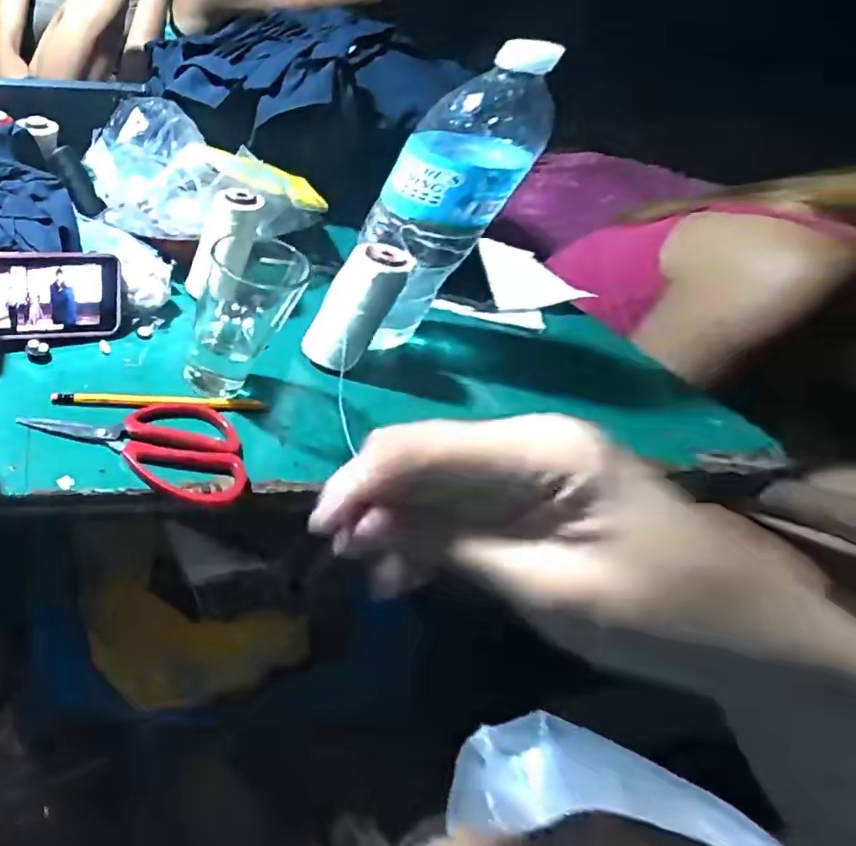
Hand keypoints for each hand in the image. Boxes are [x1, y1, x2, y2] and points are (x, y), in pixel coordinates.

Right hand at [310, 416, 829, 679]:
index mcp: (537, 447)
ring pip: (415, 479)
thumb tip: (358, 528)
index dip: (357, 482)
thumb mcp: (547, 587)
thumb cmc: (667, 612)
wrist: (762, 642)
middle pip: (407, 456)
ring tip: (365, 569)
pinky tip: (398, 572)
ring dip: (384, 521)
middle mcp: (516, 440)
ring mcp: (513, 464)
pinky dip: (413, 534)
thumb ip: (444, 545)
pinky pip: (440, 502)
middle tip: (337, 549)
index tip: (320, 526)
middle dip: (364, 501)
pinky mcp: (511, 491)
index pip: (414, 447)